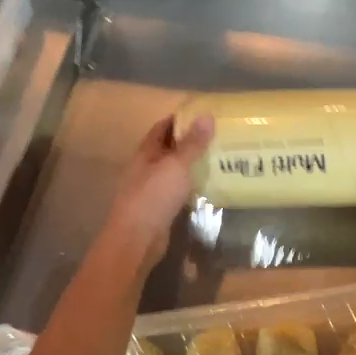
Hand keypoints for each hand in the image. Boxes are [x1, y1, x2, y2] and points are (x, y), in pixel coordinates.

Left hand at [97, 113, 215, 266]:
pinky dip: (191, 185)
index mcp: (146, 153)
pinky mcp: (159, 208)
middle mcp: (146, 168)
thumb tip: (207, 115)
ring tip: (218, 157)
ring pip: (173, 170)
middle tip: (218, 136)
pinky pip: (177, 190)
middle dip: (189, 141)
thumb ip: (192, 143)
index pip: (162, 127)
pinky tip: (208, 185)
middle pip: (168, 148)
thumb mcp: (176, 166)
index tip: (204, 114)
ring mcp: (151, 189)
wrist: (137, 240)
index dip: (180, 119)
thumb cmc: (154, 197)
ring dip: (191, 164)